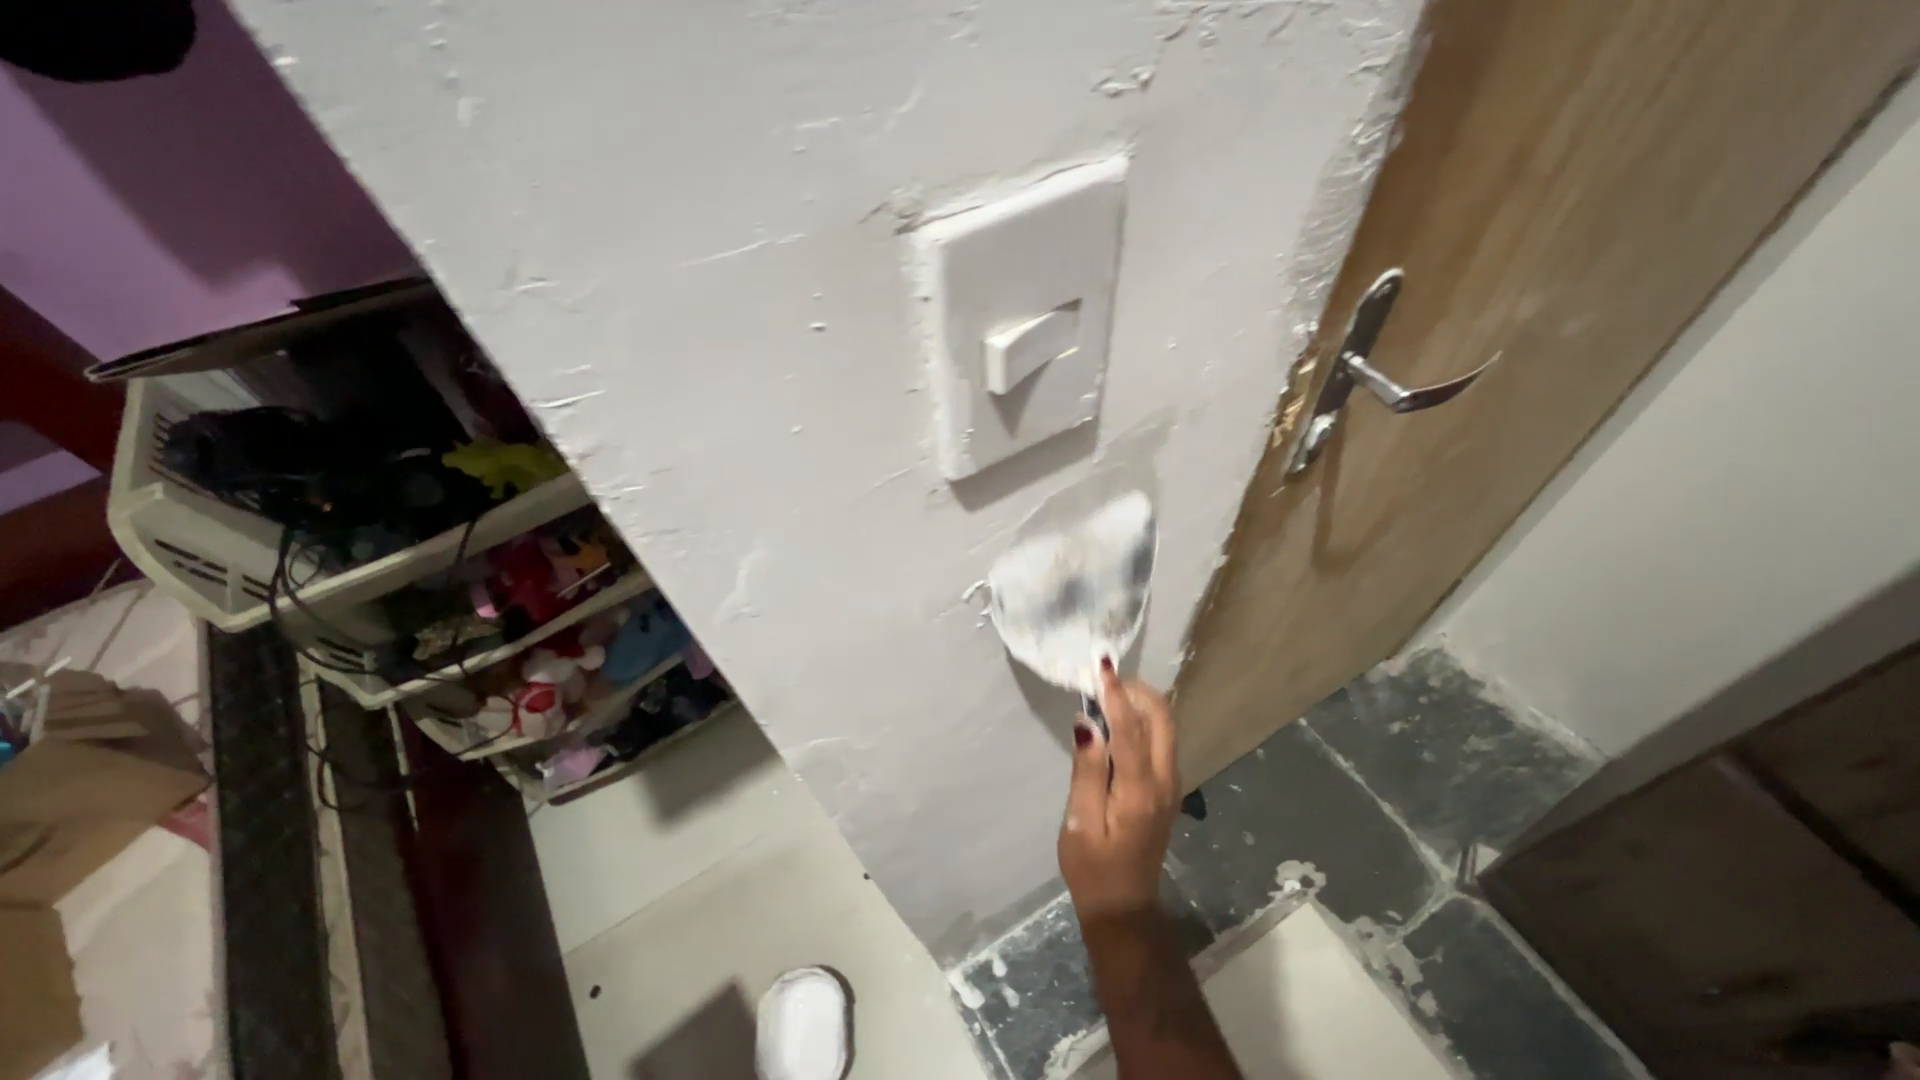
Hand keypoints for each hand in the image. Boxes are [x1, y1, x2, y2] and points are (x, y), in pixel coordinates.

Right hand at [1059, 668, 1179, 919]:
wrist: (1124, 908)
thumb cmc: (1093, 868)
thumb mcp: (1079, 822)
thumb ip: (1086, 771)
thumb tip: (1087, 723)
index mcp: (1139, 790)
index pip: (1130, 729)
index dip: (1115, 694)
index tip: (1101, 665)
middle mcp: (1164, 781)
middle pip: (1161, 719)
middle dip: (1135, 692)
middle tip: (1101, 681)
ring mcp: (1170, 785)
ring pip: (1165, 728)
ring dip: (1139, 704)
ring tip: (1104, 696)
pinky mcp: (1167, 789)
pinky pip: (1160, 742)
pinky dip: (1141, 722)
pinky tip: (1115, 724)